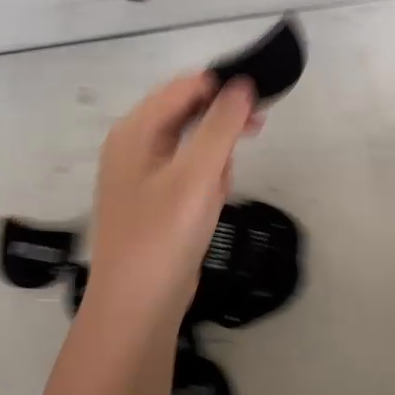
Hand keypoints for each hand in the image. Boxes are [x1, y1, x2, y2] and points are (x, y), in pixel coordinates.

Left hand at [87, 73, 258, 323]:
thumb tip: (242, 84)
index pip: (184, 86)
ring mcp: (143, 174)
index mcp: (135, 130)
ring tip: (219, 190)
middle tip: (256, 132)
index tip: (260, 99)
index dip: (222, 86)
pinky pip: (189, 174)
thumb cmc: (163, 236)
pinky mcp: (155, 201)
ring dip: (215, 160)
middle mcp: (134, 145)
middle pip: (188, 112)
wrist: (137, 309)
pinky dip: (206, 183)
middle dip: (222, 126)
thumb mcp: (197, 175)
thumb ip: (221, 125)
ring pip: (193, 145)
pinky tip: (212, 205)